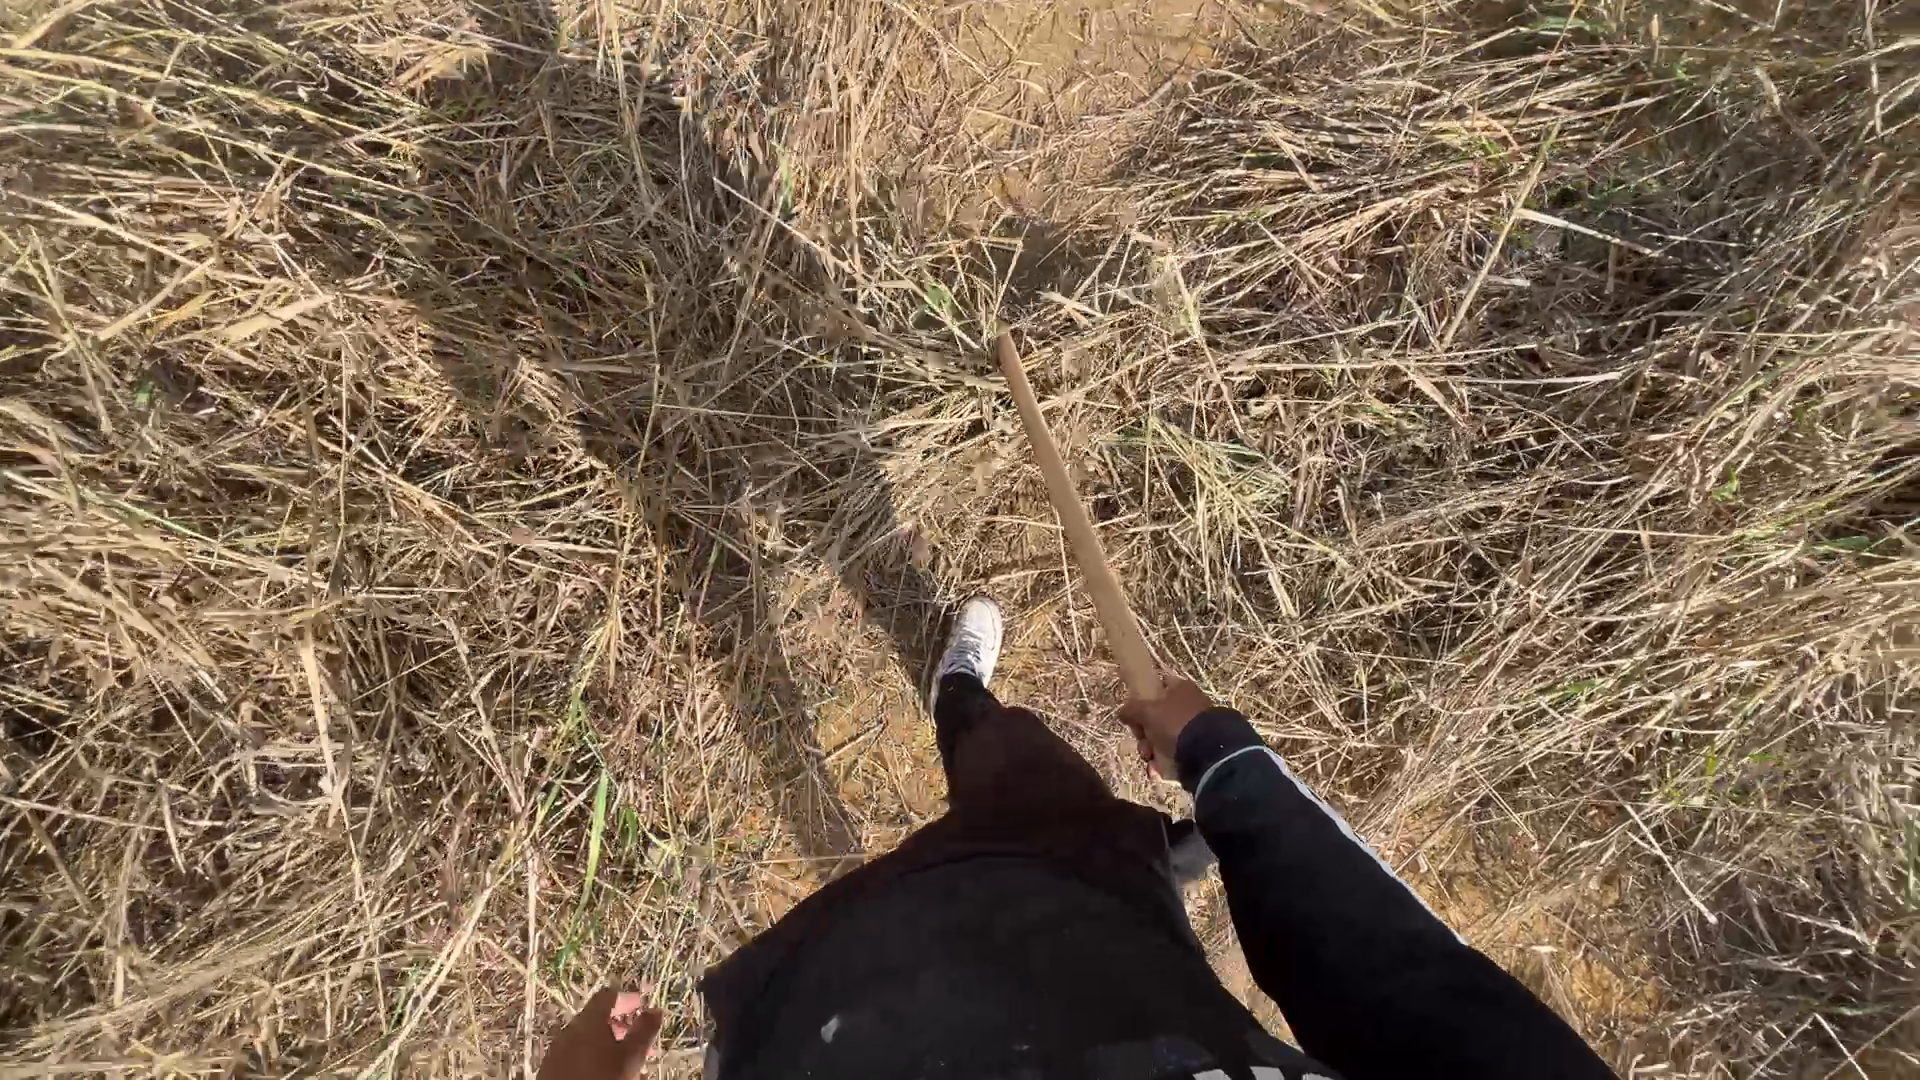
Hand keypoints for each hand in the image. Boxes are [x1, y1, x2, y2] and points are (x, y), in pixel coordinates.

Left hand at [536, 988, 662, 1079]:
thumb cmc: (603, 1079)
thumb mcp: (630, 1058)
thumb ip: (644, 1031)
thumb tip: (655, 1010)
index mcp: (589, 1021)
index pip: (608, 995)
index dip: (627, 998)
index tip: (641, 1007)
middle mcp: (569, 1031)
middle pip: (595, 1017)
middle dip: (618, 1024)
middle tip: (636, 1039)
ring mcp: (555, 1052)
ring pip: (584, 1037)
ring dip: (604, 1042)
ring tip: (619, 1059)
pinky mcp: (548, 1072)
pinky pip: (572, 1054)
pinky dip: (588, 1056)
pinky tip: (598, 1071)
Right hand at [1119, 677, 1214, 779]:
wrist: (1210, 752)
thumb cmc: (1175, 723)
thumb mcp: (1147, 712)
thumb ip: (1131, 709)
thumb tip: (1123, 712)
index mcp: (1180, 688)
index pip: (1156, 688)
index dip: (1141, 702)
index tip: (1134, 718)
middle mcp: (1189, 704)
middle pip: (1157, 717)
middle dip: (1144, 735)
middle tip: (1143, 744)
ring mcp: (1196, 727)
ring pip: (1164, 738)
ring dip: (1152, 751)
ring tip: (1151, 762)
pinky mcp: (1201, 748)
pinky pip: (1176, 753)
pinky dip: (1165, 762)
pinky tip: (1159, 771)